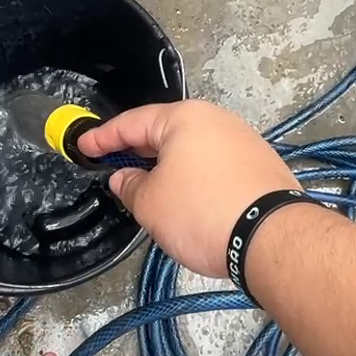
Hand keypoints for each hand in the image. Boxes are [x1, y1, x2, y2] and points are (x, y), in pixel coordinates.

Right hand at [77, 100, 298, 276]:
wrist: (271, 237)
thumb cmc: (205, 212)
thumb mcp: (151, 204)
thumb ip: (130, 187)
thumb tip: (125, 178)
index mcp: (184, 118)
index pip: (132, 122)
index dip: (104, 136)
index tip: (84, 145)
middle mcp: (215, 119)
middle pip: (165, 131)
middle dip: (137, 151)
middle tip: (113, 165)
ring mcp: (241, 139)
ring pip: (191, 148)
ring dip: (167, 165)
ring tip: (148, 188)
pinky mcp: (258, 163)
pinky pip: (214, 162)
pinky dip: (193, 175)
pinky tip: (186, 198)